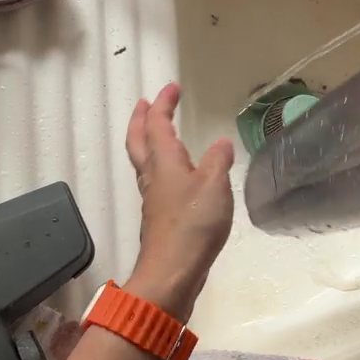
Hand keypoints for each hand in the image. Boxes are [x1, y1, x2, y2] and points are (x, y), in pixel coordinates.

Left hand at [125, 83, 234, 319]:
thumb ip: (218, 162)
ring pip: (143, 161)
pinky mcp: (159, 217)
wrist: (172, 272)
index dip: (163, 103)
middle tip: (145, 103)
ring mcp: (153, 198)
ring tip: (159, 133)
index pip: (157, 124)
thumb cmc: (193, 225)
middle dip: (141, 119)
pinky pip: (154, 180)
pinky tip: (177, 174)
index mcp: (164, 162)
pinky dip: (160, 166)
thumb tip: (220, 144)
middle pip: (139, 141)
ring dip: (147, 141)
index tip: (172, 88)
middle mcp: (153, 176)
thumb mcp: (214, 186)